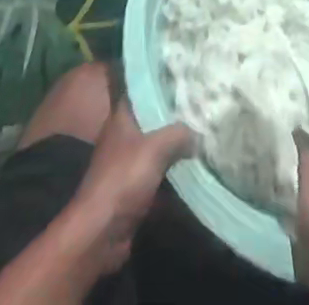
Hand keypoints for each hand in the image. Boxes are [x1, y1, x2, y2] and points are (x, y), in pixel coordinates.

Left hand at [65, 98, 194, 273]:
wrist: (102, 230)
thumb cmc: (123, 178)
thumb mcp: (154, 147)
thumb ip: (178, 133)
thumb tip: (198, 131)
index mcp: (121, 118)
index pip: (141, 91)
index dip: (161, 84)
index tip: (185, 78)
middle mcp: (124, 136)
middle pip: (153, 120)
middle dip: (176, 117)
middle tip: (204, 108)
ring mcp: (129, 163)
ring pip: (159, 147)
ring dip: (178, 146)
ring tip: (206, 135)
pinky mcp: (136, 187)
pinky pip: (161, 172)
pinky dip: (176, 171)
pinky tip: (197, 168)